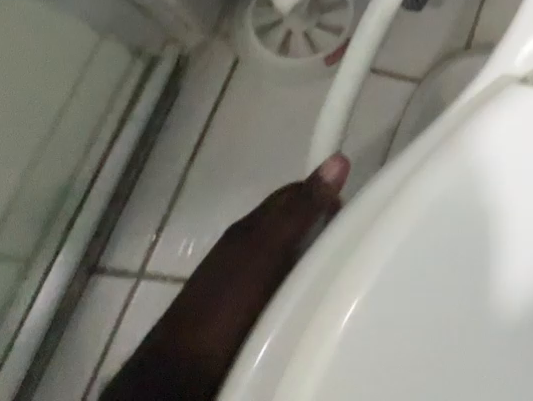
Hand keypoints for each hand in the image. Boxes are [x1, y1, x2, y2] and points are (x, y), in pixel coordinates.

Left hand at [103, 154, 347, 400]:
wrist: (180, 373)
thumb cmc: (226, 303)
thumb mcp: (267, 250)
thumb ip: (300, 209)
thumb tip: (337, 159)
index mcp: (251, 228)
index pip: (296, 193)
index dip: (325, 196)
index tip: (352, 216)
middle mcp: (248, 249)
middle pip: (296, 224)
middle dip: (324, 231)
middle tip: (347, 250)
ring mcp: (247, 282)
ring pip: (293, 258)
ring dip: (315, 263)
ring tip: (338, 277)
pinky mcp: (250, 312)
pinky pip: (288, 288)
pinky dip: (304, 291)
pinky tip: (316, 304)